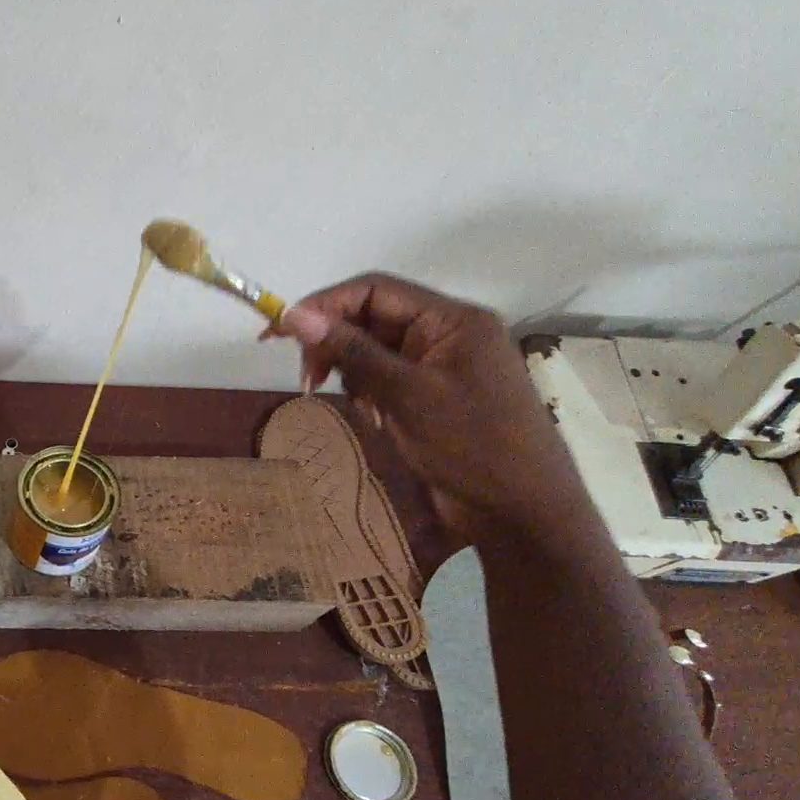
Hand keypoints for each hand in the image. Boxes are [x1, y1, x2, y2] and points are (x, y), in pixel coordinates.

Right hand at [269, 273, 585, 536]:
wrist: (519, 509)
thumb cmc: (470, 445)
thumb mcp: (406, 394)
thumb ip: (352, 351)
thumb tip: (296, 316)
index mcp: (451, 320)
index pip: (374, 290)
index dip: (323, 305)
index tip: (280, 334)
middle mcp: (445, 333)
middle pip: (370, 318)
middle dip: (333, 344)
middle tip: (307, 380)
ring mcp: (439, 365)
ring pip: (372, 349)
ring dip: (349, 372)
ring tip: (354, 407)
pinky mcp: (431, 393)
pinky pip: (385, 377)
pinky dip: (367, 392)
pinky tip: (373, 417)